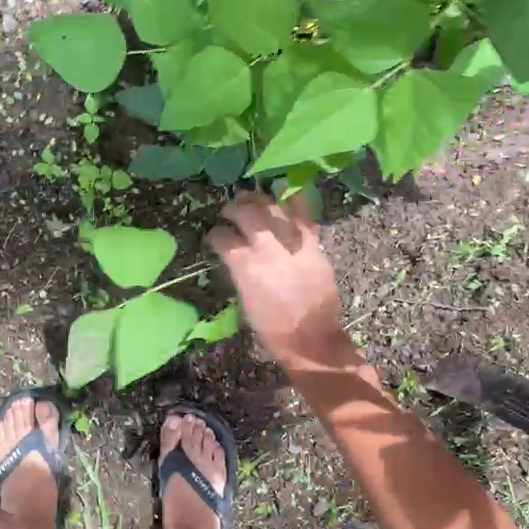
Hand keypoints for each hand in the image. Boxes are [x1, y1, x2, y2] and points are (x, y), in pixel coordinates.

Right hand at [207, 190, 354, 371]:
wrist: (311, 338)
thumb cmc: (272, 329)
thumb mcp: (245, 300)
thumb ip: (239, 272)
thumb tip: (234, 254)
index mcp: (246, 269)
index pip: (223, 238)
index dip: (216, 234)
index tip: (214, 234)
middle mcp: (268, 251)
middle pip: (247, 215)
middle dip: (234, 208)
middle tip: (230, 210)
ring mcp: (293, 245)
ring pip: (274, 209)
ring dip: (260, 200)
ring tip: (252, 198)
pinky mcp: (314, 245)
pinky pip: (304, 215)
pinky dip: (295, 200)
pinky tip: (286, 190)